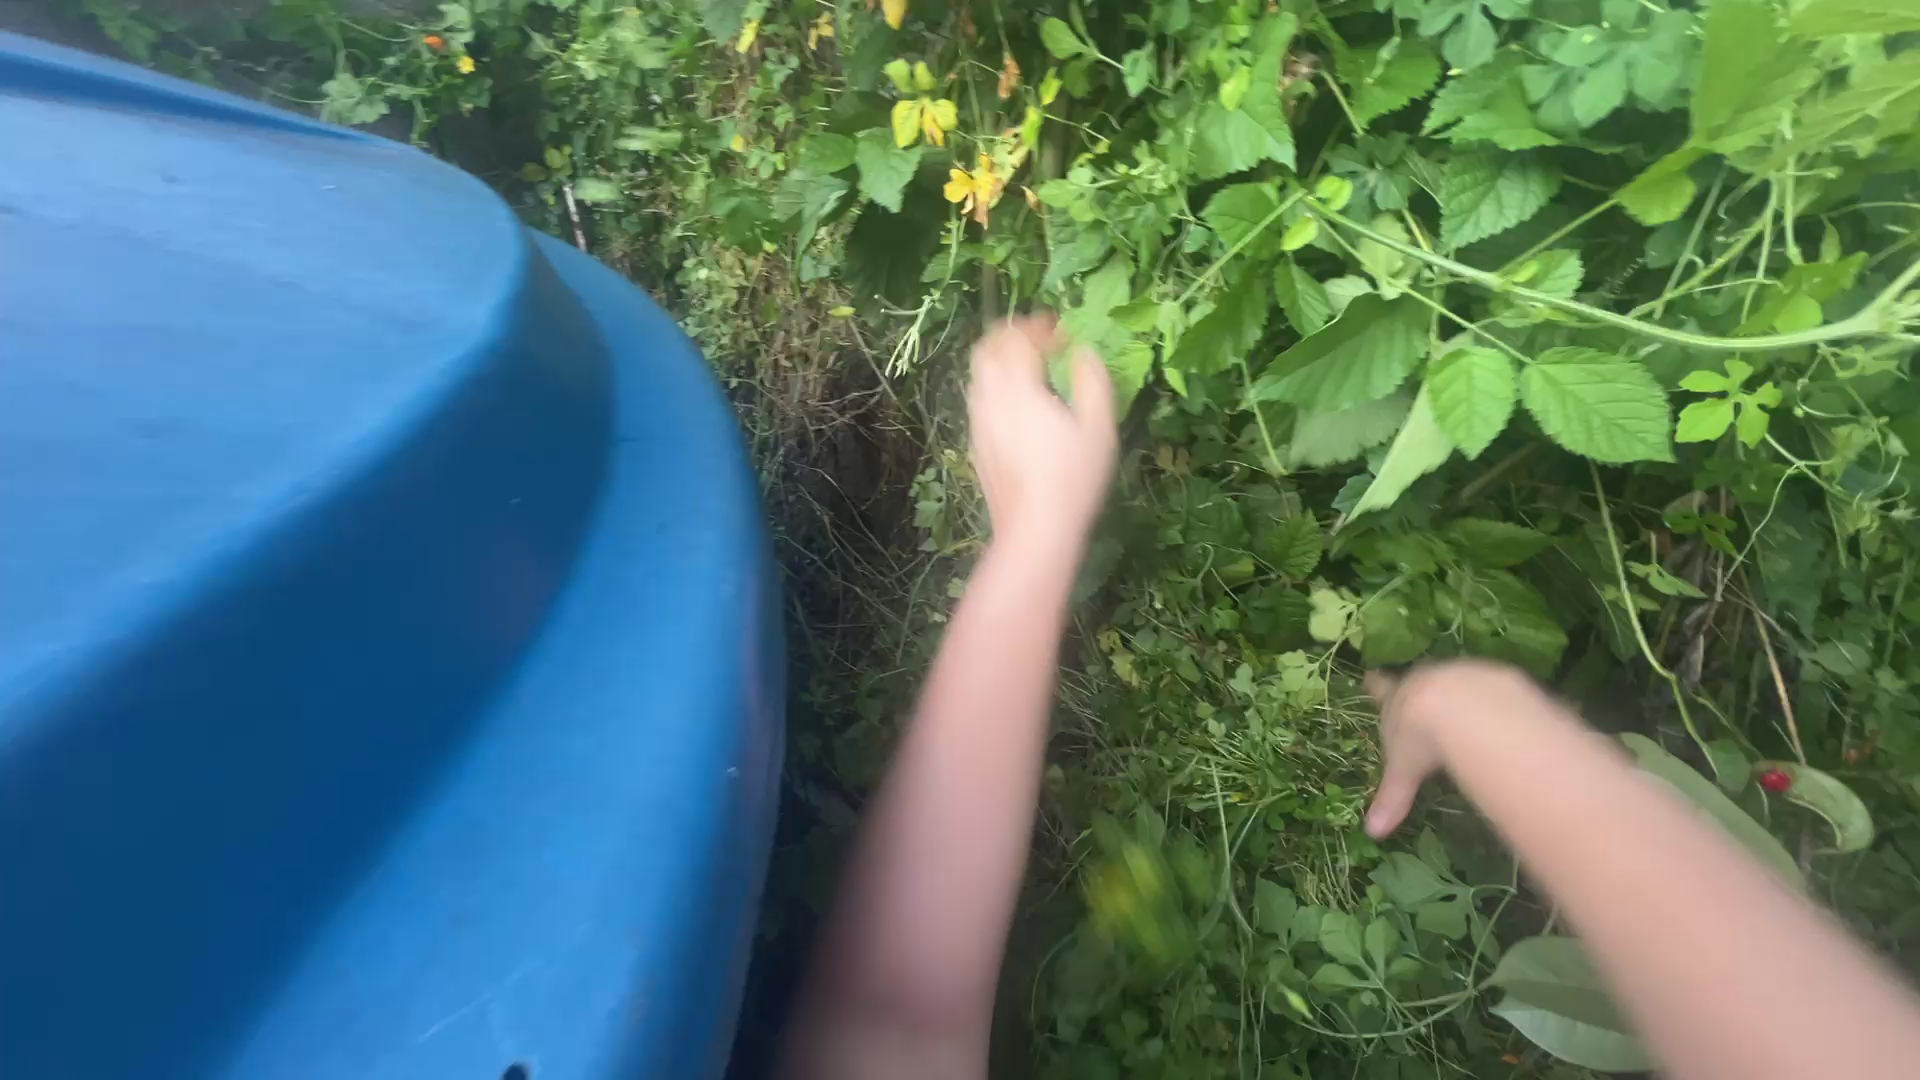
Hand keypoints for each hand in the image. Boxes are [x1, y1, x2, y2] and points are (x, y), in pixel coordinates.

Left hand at [967, 314, 1116, 556]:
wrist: (1034, 530)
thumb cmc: (1072, 479)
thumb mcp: (1098, 428)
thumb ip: (1092, 381)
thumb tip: (1084, 353)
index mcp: (1019, 389)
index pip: (1017, 339)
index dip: (1037, 327)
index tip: (1059, 332)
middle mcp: (990, 401)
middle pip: (986, 350)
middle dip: (1009, 336)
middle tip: (1037, 342)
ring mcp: (978, 424)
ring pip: (978, 376)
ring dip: (999, 362)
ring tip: (1028, 371)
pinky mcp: (975, 446)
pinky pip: (979, 403)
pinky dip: (994, 390)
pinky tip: (1017, 408)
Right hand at [1364, 660, 1539, 837]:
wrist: (1464, 706)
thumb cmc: (1421, 736)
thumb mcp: (1405, 770)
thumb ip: (1394, 797)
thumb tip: (1372, 833)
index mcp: (1397, 700)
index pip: (1381, 690)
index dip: (1375, 685)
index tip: (1369, 675)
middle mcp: (1424, 681)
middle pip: (1418, 680)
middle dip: (1419, 688)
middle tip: (1422, 695)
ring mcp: (1459, 676)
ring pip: (1455, 680)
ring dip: (1458, 692)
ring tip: (1467, 708)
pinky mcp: (1494, 678)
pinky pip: (1493, 687)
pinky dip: (1495, 699)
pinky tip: (1506, 713)